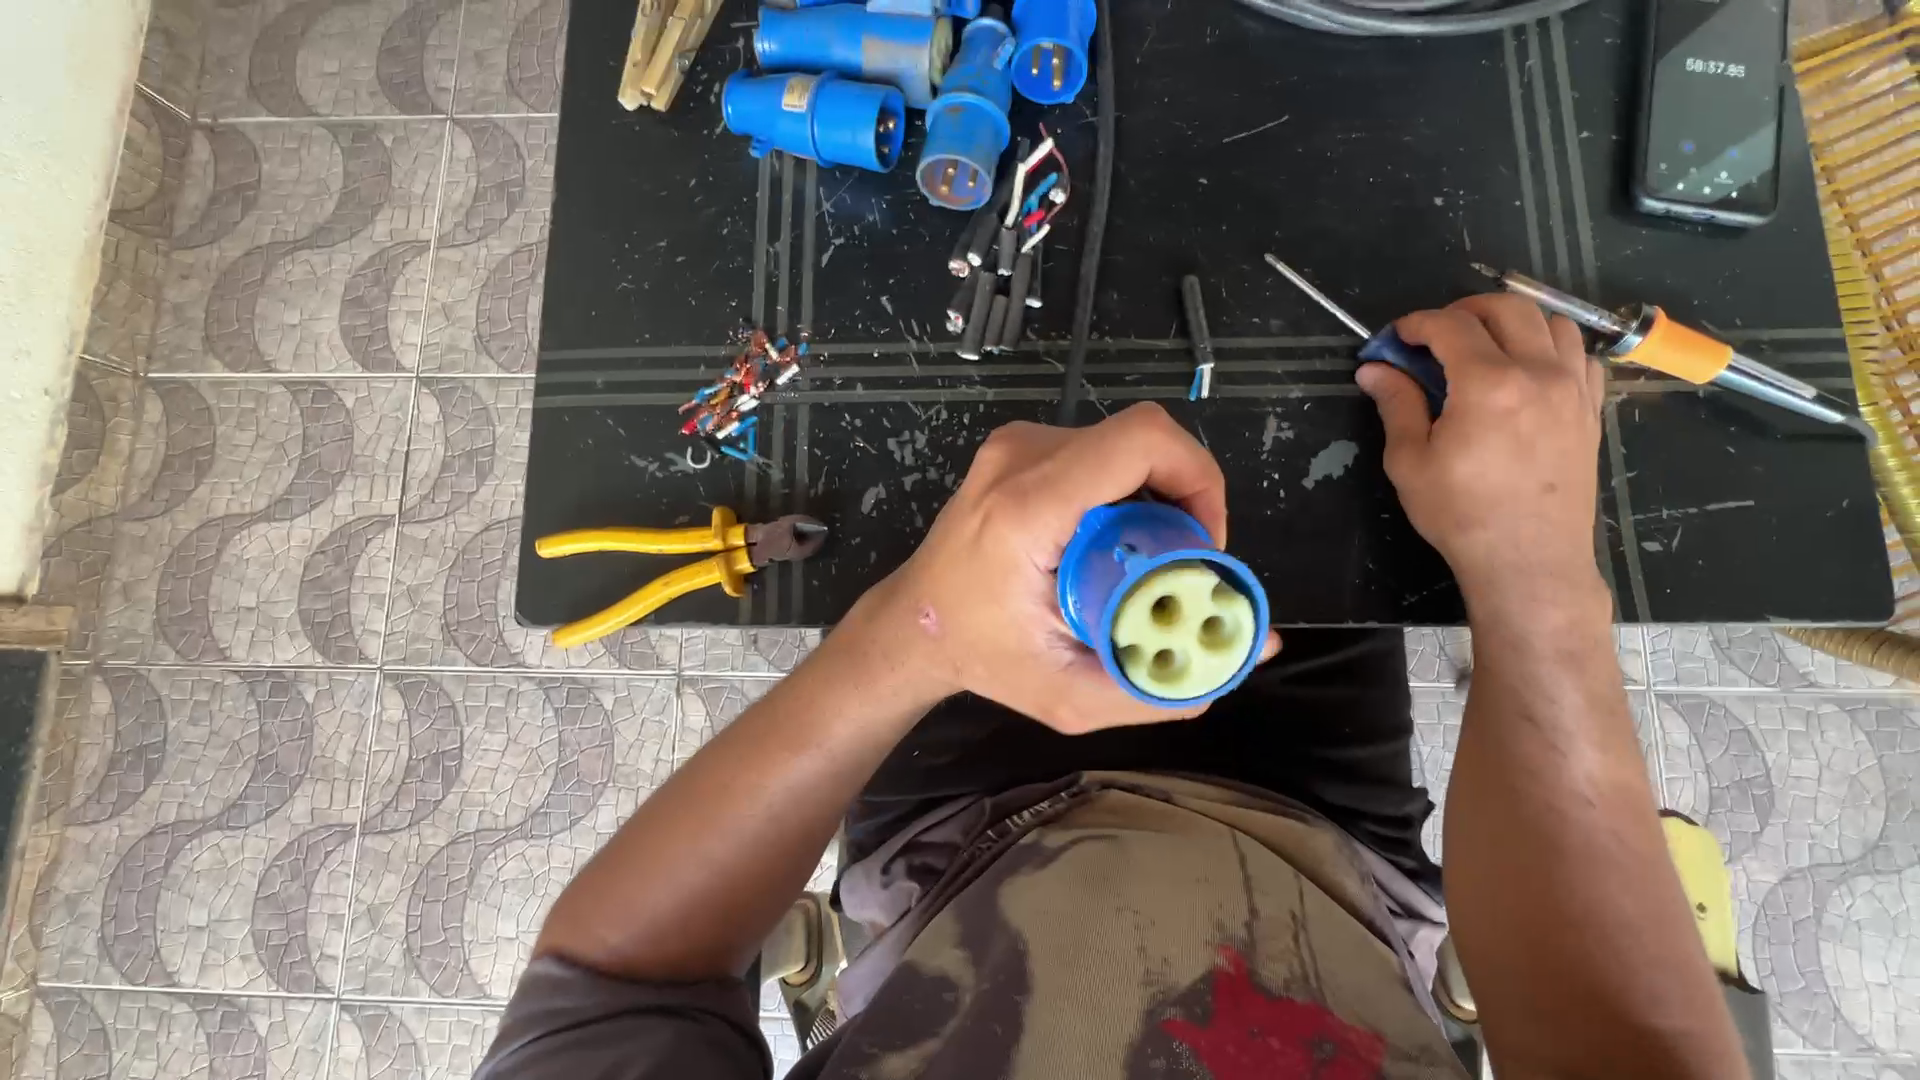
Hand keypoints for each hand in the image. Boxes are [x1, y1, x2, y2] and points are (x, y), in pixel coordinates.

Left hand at [846, 403, 1279, 734]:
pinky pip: (1097, 449)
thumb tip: (1260, 646)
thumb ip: (1164, 685)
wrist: (913, 624)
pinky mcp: (1014, 447)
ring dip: (1155, 494)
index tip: (1201, 545)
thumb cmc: (983, 658)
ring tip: (1147, 555)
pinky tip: (1116, 538)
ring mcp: (1013, 445)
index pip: (1142, 441)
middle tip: (1181, 561)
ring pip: (1123, 444)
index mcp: (1028, 507)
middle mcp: (1019, 459)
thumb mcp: (1072, 695)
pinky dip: (1125, 488)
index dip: (1199, 481)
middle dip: (1184, 496)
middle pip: (1142, 440)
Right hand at [1357, 294, 1605, 599]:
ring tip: (1481, 346)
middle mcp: (1539, 372)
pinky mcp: (1590, 408)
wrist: (1527, 556)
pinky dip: (1549, 347)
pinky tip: (1525, 371)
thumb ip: (1397, 405)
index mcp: (1488, 383)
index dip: (1417, 323)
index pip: (1451, 326)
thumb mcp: (1410, 460)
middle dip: (1464, 310)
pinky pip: (1579, 355)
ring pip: (1551, 322)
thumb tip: (1374, 370)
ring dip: (1511, 322)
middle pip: (1508, 308)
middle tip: (1434, 335)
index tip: (1395, 337)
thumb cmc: (1459, 512)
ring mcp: (1573, 388)